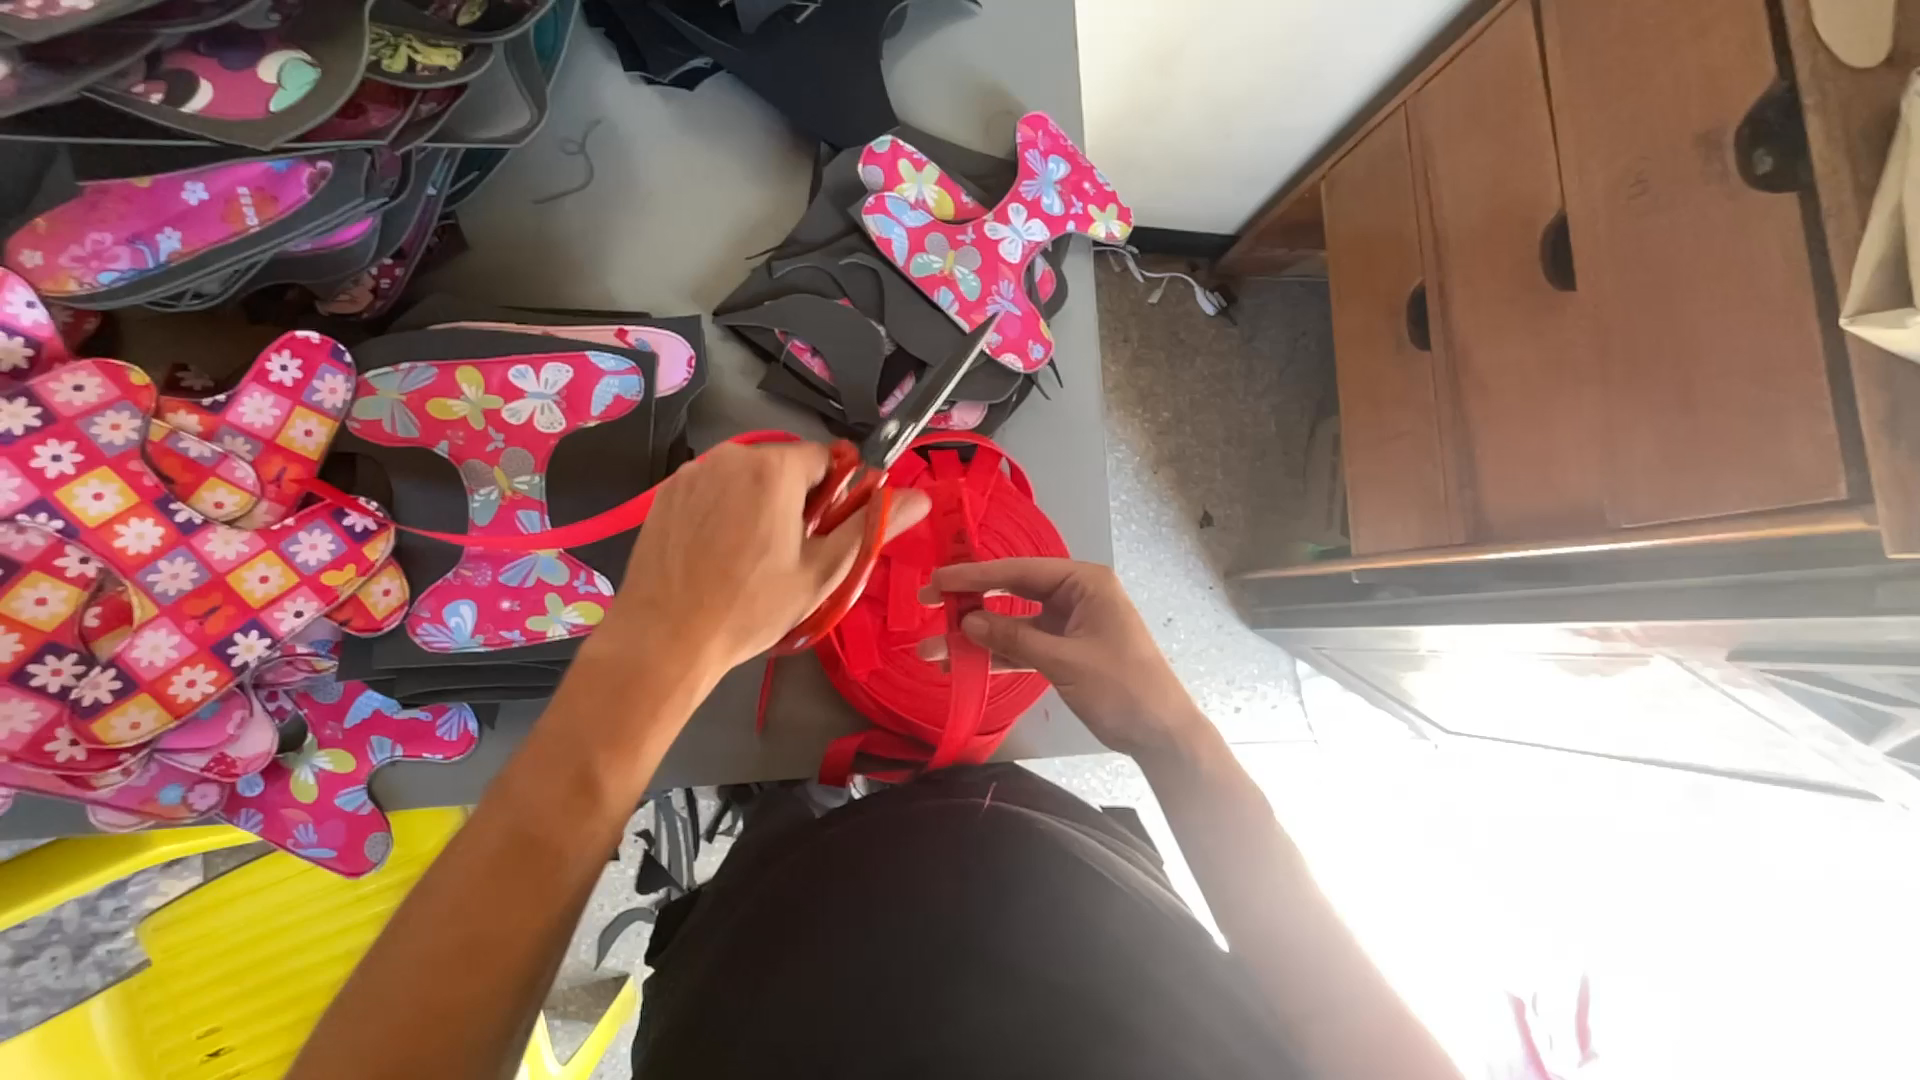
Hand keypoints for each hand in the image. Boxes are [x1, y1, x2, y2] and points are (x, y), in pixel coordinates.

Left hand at [595, 441, 929, 679]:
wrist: (665, 640)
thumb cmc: (751, 607)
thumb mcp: (822, 571)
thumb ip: (871, 526)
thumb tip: (920, 496)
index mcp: (773, 468)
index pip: (827, 459)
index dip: (835, 497)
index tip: (823, 536)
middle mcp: (730, 456)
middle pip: (785, 466)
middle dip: (797, 501)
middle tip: (788, 555)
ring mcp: (691, 472)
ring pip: (748, 479)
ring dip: (760, 506)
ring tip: (750, 559)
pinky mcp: (665, 494)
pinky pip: (714, 490)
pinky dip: (725, 513)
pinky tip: (717, 555)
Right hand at [919, 558, 1207, 760]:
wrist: (1160, 733)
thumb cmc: (1123, 687)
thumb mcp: (1066, 660)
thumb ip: (1014, 638)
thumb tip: (967, 622)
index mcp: (1085, 583)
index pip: (1020, 571)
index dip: (975, 575)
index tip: (937, 579)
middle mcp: (1075, 596)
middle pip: (1012, 592)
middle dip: (970, 601)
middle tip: (927, 603)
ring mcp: (1069, 624)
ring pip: (1013, 623)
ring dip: (977, 637)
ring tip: (934, 648)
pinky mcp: (1064, 651)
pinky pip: (1023, 647)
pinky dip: (996, 656)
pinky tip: (963, 665)